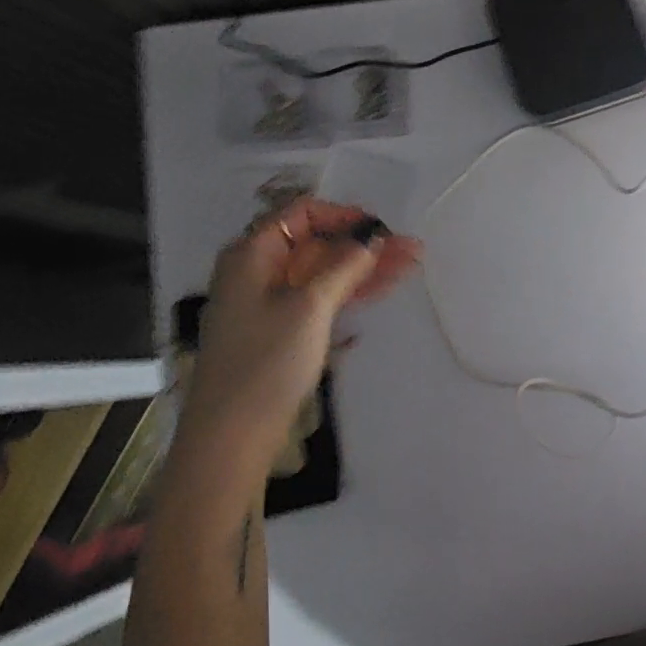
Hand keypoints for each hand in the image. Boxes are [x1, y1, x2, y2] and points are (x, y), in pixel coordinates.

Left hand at [179, 197, 419, 467]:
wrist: (233, 431)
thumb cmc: (267, 361)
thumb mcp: (310, 306)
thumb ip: (343, 266)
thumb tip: (371, 237)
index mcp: (252, 254)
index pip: (301, 214)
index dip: (343, 216)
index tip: (382, 229)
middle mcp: (258, 270)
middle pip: (317, 243)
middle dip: (364, 244)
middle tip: (412, 250)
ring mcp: (269, 301)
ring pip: (324, 272)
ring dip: (365, 268)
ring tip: (411, 266)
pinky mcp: (281, 328)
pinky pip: (320, 296)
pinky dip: (350, 291)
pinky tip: (383, 288)